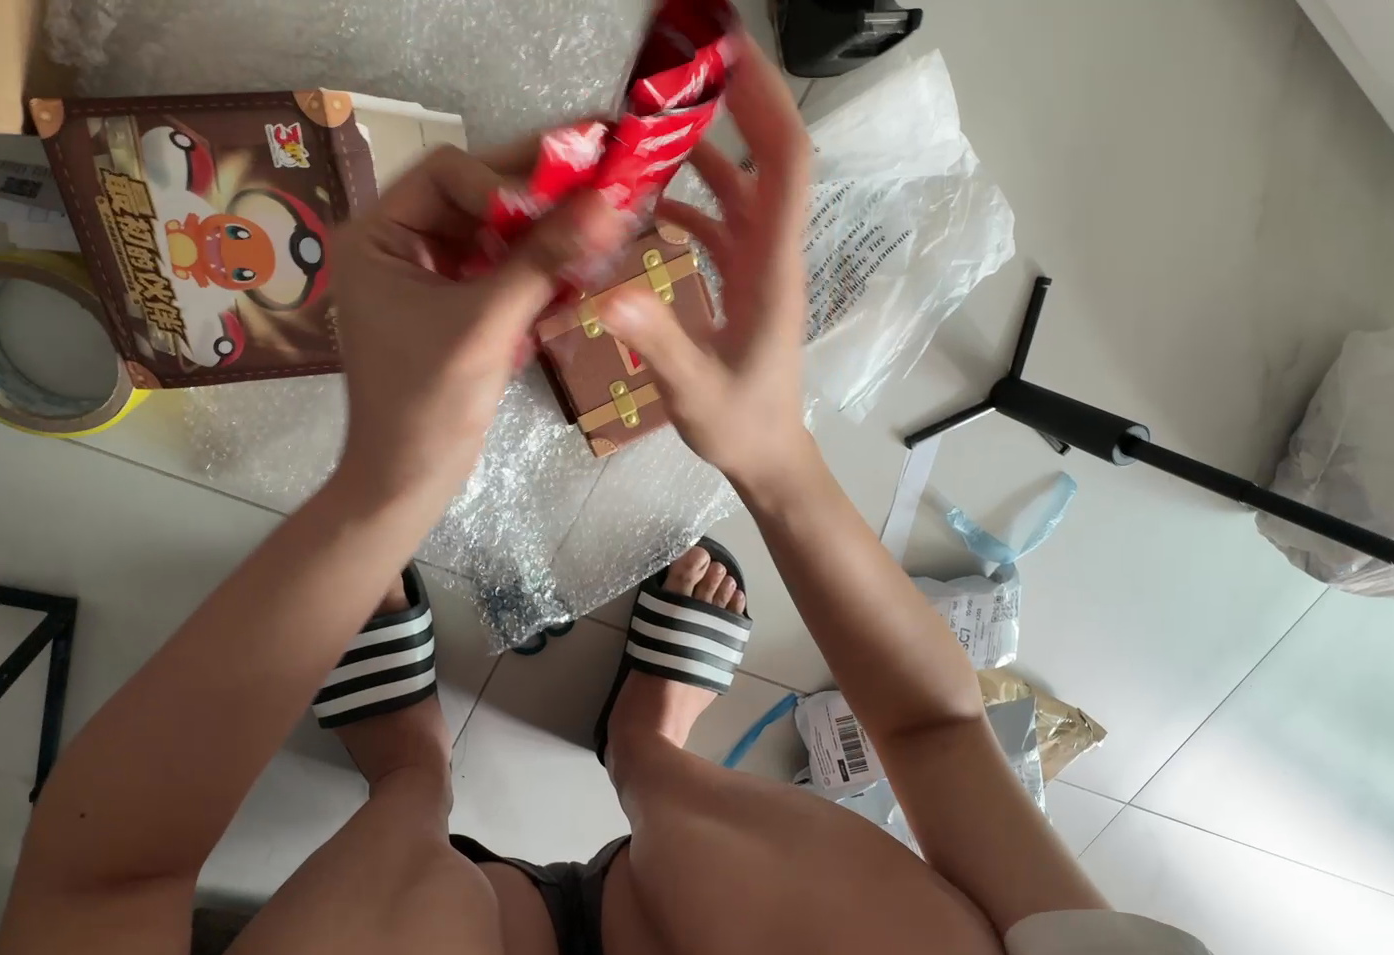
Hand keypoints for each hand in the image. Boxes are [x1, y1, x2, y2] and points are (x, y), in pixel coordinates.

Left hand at [330, 144, 628, 512]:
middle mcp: (399, 245)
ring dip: (544, 232)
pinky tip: (579, 265)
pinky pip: (501, 271)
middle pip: (474, 197)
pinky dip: (537, 269)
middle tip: (602, 174)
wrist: (410, 478)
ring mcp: (429, 277)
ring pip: (494, 233)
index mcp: (376, 236)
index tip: (559, 206)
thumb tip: (605, 205)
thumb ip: (542, 262)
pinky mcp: (455, 308)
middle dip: (536, 196)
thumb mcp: (486, 327)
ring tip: (601, 220)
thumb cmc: (429, 405)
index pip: (445, 174)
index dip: (503, 180)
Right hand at [599, 38, 814, 491]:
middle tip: (686, 72)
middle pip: (768, 163)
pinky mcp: (743, 286)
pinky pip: (723, 226)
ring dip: (710, 153)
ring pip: (744, 191)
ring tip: (659, 124)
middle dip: (737, 109)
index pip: (786, 167)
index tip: (733, 59)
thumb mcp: (696, 392)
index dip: (767, 106)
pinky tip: (655, 202)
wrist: (767, 456)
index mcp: (773, 270)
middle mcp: (772, 257)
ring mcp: (759, 270)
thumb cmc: (741, 427)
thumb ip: (659, 344)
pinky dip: (694, 203)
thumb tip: (607, 294)